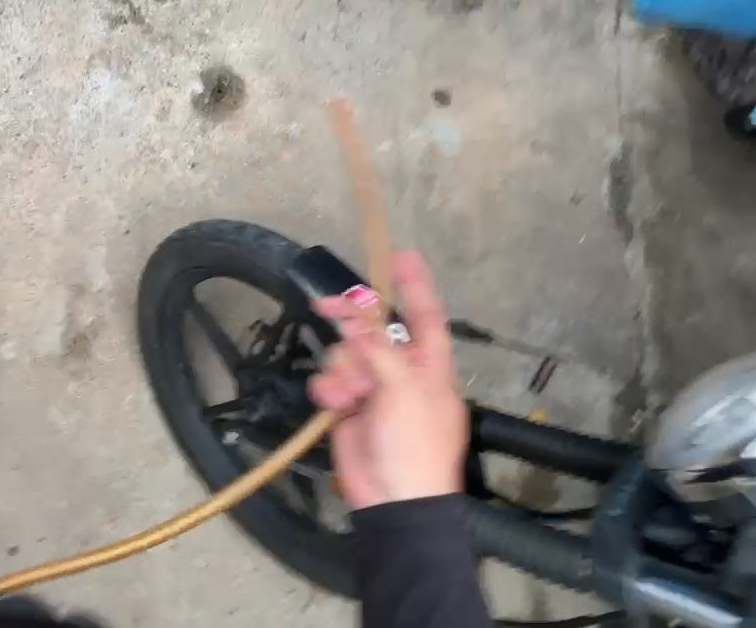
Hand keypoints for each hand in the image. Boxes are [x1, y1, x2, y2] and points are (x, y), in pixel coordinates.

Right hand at [308, 250, 469, 510]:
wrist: (392, 500)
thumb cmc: (414, 445)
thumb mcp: (404, 390)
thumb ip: (377, 348)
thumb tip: (354, 318)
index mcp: (429, 366)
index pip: (424, 316)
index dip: (415, 285)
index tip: (402, 255)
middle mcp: (401, 370)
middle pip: (372, 329)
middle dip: (351, 324)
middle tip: (326, 306)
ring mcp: (374, 387)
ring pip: (346, 353)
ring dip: (341, 370)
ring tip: (348, 394)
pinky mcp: (349, 404)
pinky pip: (332, 378)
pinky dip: (329, 388)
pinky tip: (333, 403)